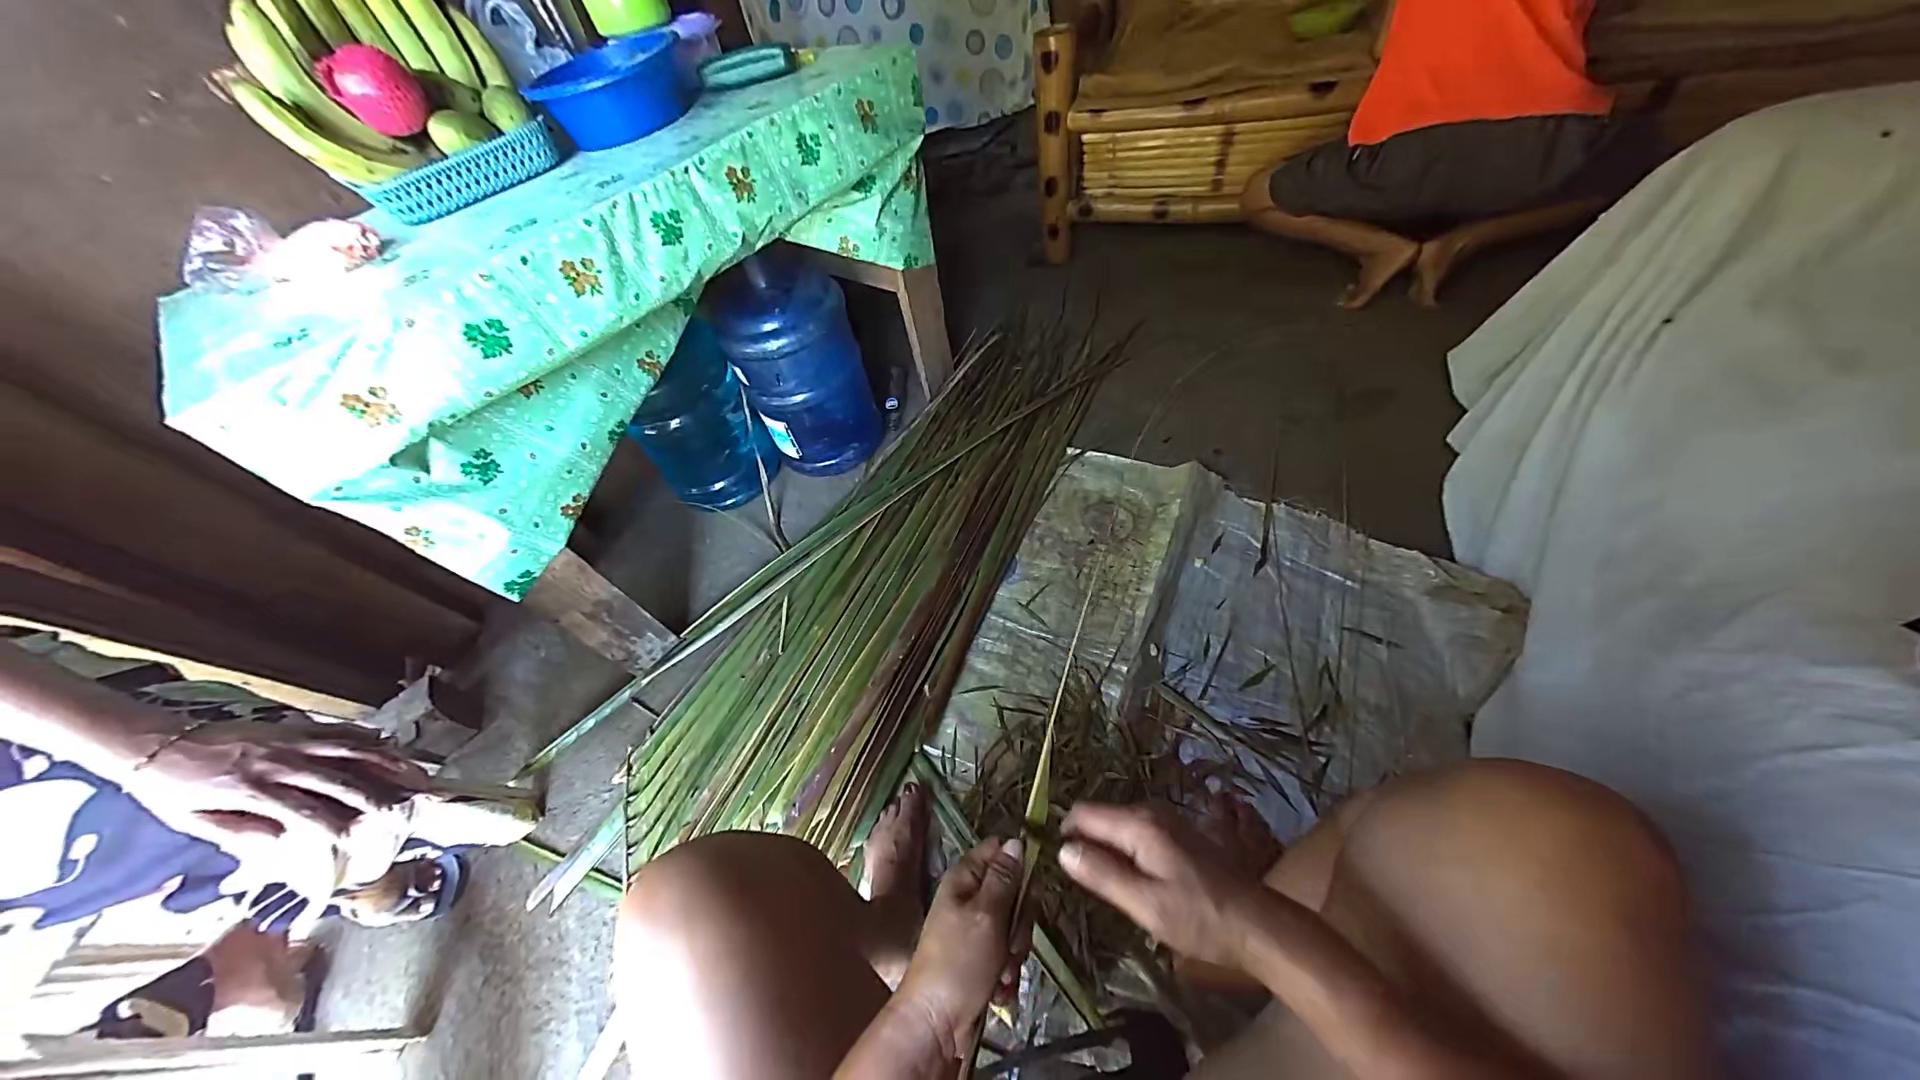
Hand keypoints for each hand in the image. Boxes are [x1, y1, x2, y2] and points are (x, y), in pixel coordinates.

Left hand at [126, 719, 426, 902]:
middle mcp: (279, 763)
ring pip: (350, 748)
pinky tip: (388, 743)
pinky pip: (340, 730)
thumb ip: (237, 831)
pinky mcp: (296, 726)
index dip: (335, 825)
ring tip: (410, 771)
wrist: (153, 744)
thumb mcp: (190, 821)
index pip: (305, 811)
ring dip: (384, 760)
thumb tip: (281, 841)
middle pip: (338, 779)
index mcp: (251, 791)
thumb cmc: (170, 790)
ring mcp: (291, 740)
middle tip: (401, 808)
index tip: (358, 840)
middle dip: (374, 794)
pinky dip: (367, 736)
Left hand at [894, 837, 1030, 1058]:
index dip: (1019, 864)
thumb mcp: (986, 914)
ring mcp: (975, 928)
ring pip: (1015, 924)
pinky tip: (999, 987)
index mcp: (964, 878)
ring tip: (1002, 971)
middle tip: (1010, 941)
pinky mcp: (981, 957)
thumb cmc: (959, 962)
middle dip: (1020, 920)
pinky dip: (1007, 970)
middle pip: (1013, 890)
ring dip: (1015, 950)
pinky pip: (1008, 952)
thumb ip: (1004, 878)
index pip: (999, 850)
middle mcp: (970, 897)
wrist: (936, 1024)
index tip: (1028, 889)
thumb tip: (1016, 841)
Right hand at [1058, 802, 1265, 970]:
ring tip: (1105, 888)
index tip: (1053, 863)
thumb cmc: (1202, 919)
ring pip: (1117, 828)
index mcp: (1139, 825)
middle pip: (1100, 819)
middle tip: (1081, 885)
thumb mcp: (1146, 905)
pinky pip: (1135, 835)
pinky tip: (1133, 884)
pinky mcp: (1178, 835)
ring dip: (1105, 851)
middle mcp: (1151, 813)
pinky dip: (1125, 854)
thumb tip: (1063, 851)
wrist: (1260, 926)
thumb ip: (1102, 875)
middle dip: (1085, 844)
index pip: (1083, 814)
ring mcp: (1167, 821)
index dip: (1064, 834)